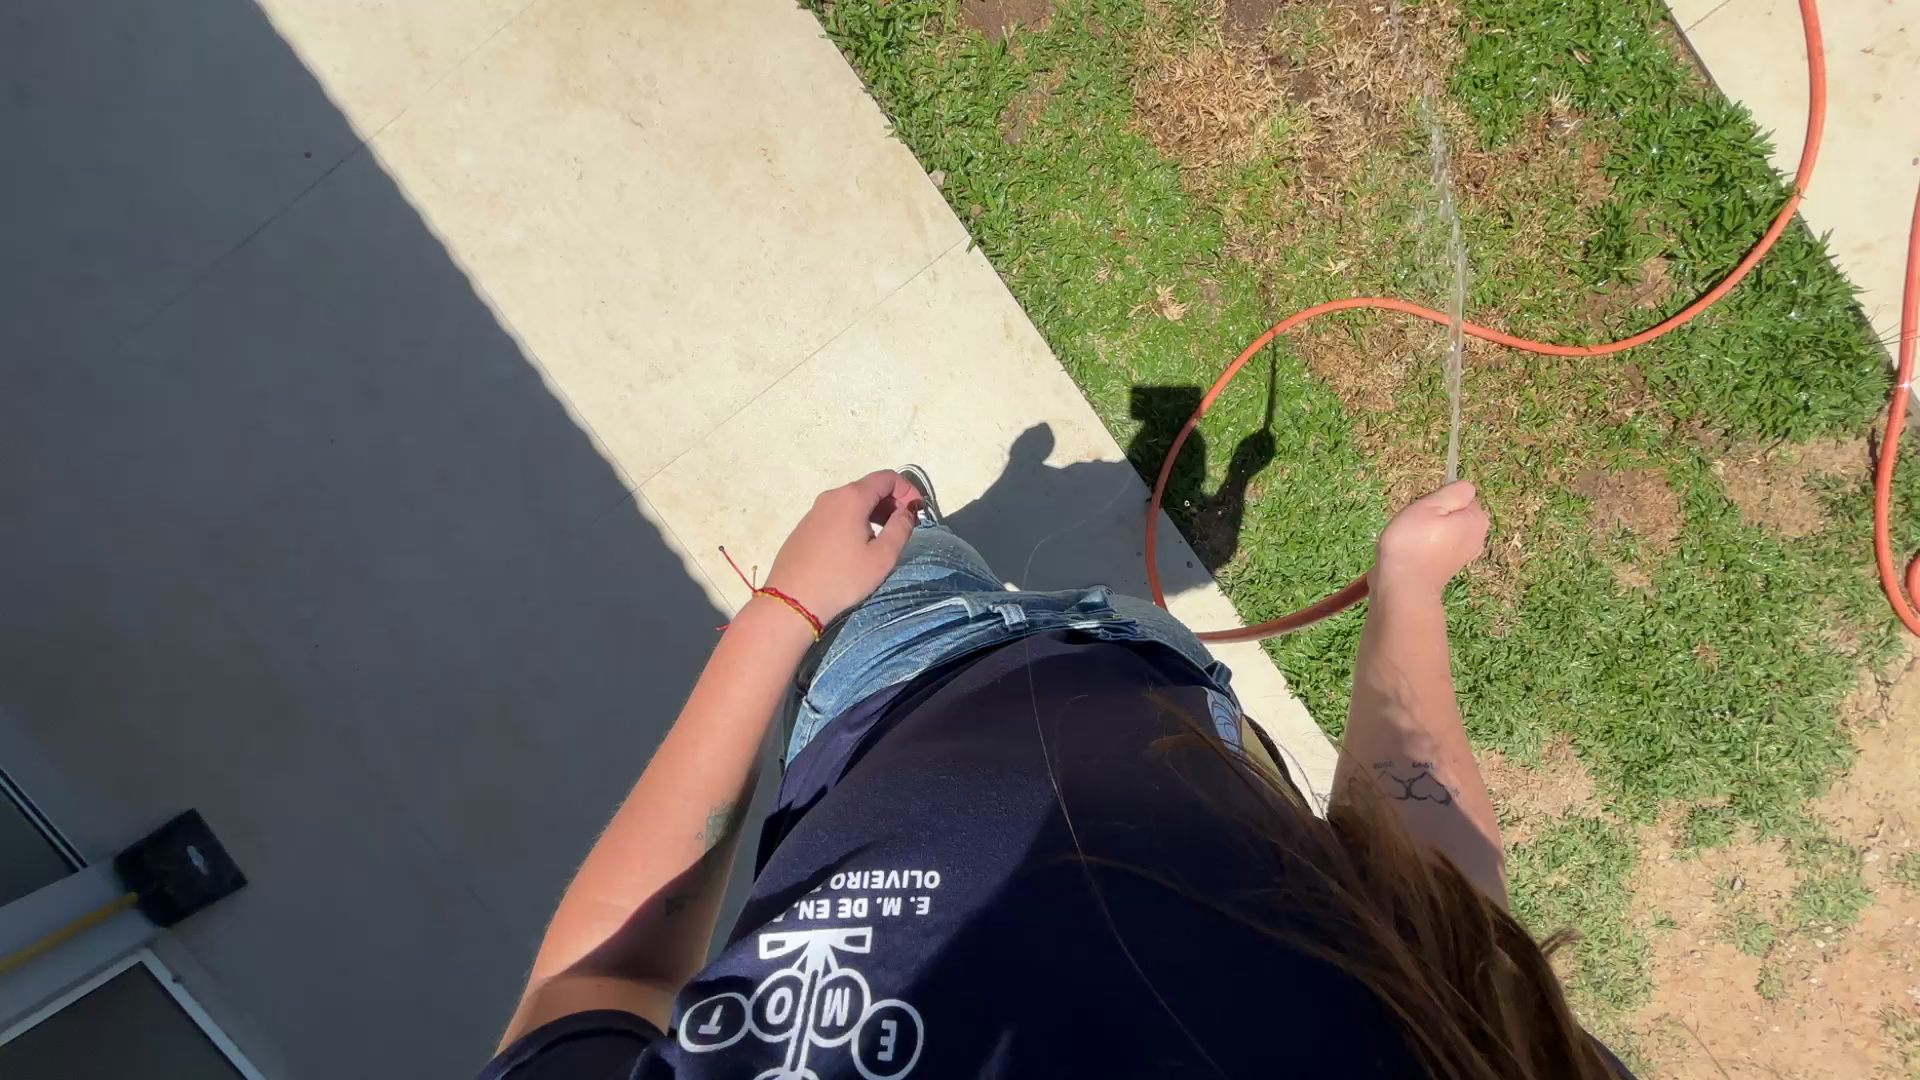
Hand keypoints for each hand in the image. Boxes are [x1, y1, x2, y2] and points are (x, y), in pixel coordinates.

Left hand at [761, 470, 920, 625]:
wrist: (792, 600)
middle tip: (906, 526)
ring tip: (885, 537)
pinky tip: (858, 546)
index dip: (908, 490)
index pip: (887, 478)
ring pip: (853, 501)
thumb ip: (901, 529)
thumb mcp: (882, 557)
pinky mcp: (806, 526)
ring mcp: (815, 510)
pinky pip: (838, 513)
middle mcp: (832, 496)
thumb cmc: (842, 578)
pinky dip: (856, 519)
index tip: (917, 513)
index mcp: (852, 498)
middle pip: (869, 487)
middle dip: (893, 502)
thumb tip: (907, 512)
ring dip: (875, 512)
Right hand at [1371, 481, 1487, 600]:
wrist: (1404, 585)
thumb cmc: (1413, 542)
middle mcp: (1477, 536)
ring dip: (1427, 531)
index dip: (1438, 500)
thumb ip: (1452, 493)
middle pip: (1453, 514)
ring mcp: (1464, 554)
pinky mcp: (1448, 567)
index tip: (1423, 510)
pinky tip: (1412, 553)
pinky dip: (1425, 546)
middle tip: (1414, 524)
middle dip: (1433, 515)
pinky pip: (1437, 546)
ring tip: (1410, 540)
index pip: (1459, 496)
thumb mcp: (1429, 506)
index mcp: (1476, 519)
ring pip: (1444, 530)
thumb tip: (1465, 488)